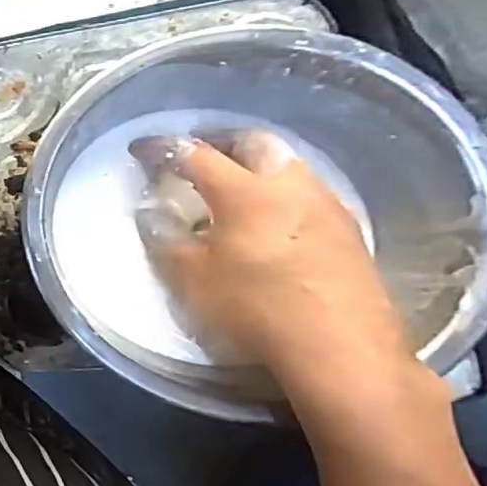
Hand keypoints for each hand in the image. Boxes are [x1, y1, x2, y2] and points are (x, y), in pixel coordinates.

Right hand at [131, 131, 411, 392]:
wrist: (340, 346)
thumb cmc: (254, 306)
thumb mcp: (191, 277)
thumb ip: (166, 238)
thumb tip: (151, 213)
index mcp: (246, 192)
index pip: (196, 155)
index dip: (162, 149)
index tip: (140, 149)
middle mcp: (290, 186)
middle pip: (254, 142)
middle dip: (219, 140)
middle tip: (193, 152)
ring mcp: (325, 204)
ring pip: (286, 164)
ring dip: (252, 163)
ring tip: (228, 182)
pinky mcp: (346, 229)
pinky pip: (304, 190)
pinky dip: (276, 189)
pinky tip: (265, 216)